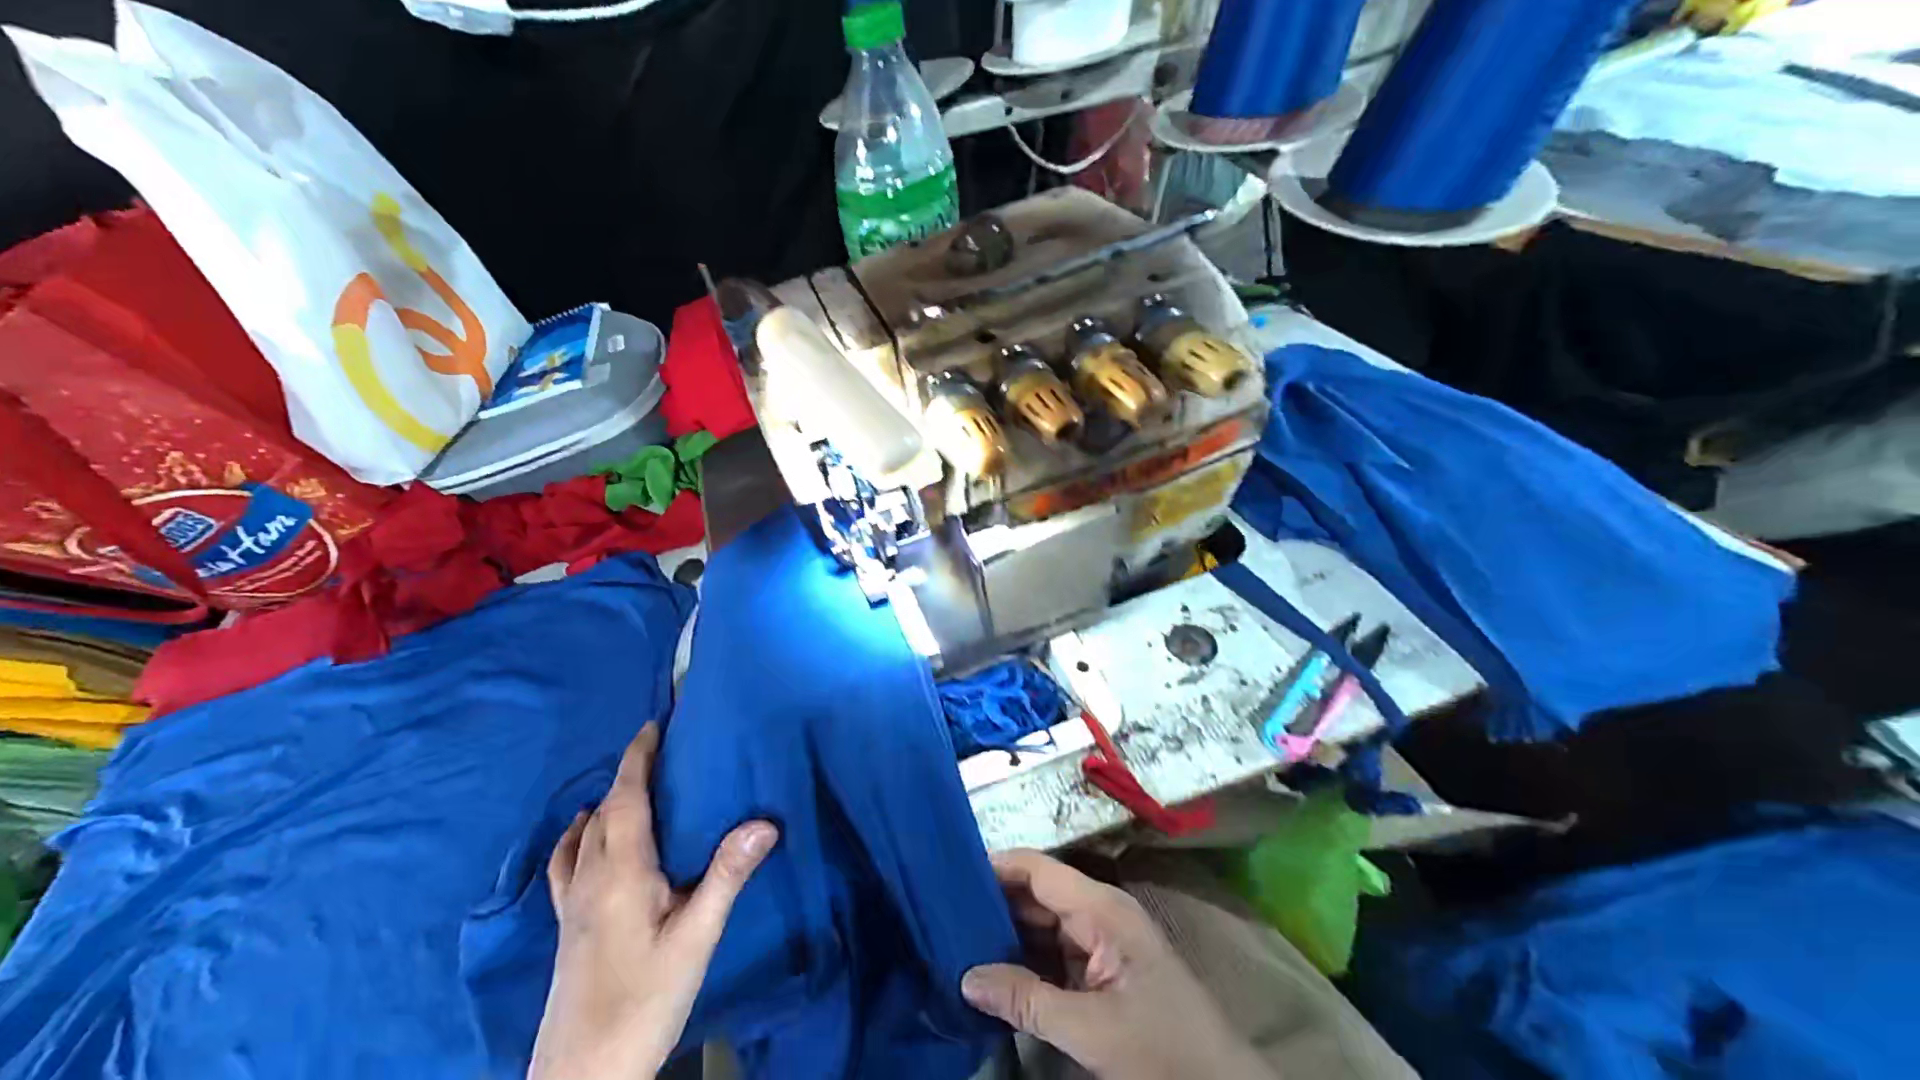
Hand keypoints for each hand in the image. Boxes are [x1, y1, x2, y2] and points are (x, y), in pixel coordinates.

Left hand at [529, 722, 777, 1079]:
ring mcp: (571, 905)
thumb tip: (763, 822)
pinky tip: (586, 841)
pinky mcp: (566, 927)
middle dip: (628, 773)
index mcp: (621, 872)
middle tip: (659, 750)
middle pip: (604, 810)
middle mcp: (590, 878)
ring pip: (583, 835)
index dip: (637, 758)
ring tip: (631, 787)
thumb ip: (726, 876)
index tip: (653, 725)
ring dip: (605, 802)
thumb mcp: (696, 938)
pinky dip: (578, 837)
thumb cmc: (645, 1000)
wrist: (582, 1075)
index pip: (626, 799)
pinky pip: (568, 864)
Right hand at [962, 850, 1272, 1079]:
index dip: (996, 866)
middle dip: (994, 902)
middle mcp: (1100, 915)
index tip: (950, 872)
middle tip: (942, 912)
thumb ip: (1027, 1000)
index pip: (1039, 870)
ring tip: (956, 937)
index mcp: (1102, 910)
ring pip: (1044, 925)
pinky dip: (1025, 960)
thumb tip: (966, 977)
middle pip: (1038, 894)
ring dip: (1006, 934)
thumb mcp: (1091, 1030)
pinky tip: (993, 971)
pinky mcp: (1103, 971)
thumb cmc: (1162, 1050)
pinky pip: (1055, 953)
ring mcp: (1103, 942)